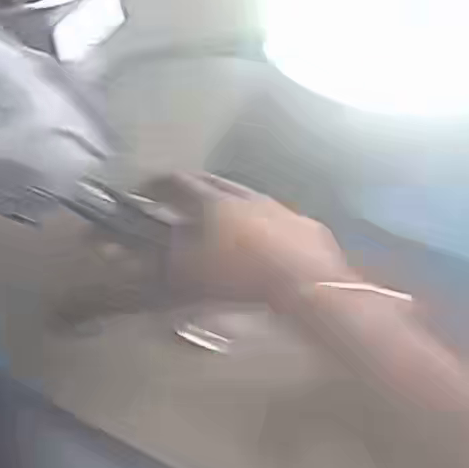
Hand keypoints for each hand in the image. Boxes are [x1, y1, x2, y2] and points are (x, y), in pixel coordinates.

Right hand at [160, 174, 354, 306]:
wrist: (307, 286)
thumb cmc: (240, 275)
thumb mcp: (189, 267)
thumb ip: (175, 248)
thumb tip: (169, 237)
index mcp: (216, 204)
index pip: (186, 185)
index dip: (169, 182)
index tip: (158, 181)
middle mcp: (250, 200)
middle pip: (222, 183)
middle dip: (203, 182)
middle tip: (190, 182)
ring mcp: (284, 211)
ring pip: (254, 196)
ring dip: (237, 197)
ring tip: (226, 203)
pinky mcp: (310, 227)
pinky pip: (281, 216)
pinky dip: (267, 218)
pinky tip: (265, 228)